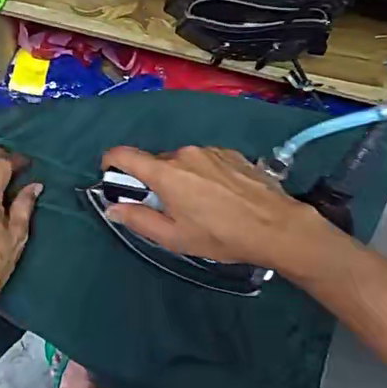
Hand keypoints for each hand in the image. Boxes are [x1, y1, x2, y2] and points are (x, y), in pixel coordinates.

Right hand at [99, 145, 340, 272]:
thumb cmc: (220, 236)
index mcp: (166, 172)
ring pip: (184, 162)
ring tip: (202, 206)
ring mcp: (212, 150)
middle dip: (155, 182)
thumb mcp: (175, 237)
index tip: (112, 176)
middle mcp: (186, 153)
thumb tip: (114, 208)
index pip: (125, 155)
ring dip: (183, 178)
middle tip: (169, 209)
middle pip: (158, 162)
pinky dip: (205, 174)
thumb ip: (139, 220)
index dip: (112, 163)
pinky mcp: (232, 153)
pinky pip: (207, 160)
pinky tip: (222, 196)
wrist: (274, 225)